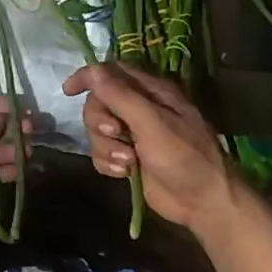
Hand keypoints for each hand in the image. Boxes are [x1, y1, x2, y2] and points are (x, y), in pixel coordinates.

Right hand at [62, 63, 240, 231]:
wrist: (202, 201)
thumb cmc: (184, 157)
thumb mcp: (152, 123)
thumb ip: (120, 96)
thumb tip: (92, 70)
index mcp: (151, 91)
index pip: (111, 72)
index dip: (88, 78)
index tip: (68, 91)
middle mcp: (140, 109)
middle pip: (98, 103)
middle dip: (100, 121)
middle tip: (116, 134)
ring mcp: (133, 135)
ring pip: (97, 132)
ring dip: (107, 147)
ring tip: (128, 162)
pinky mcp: (128, 159)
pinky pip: (101, 154)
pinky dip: (109, 163)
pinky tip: (125, 173)